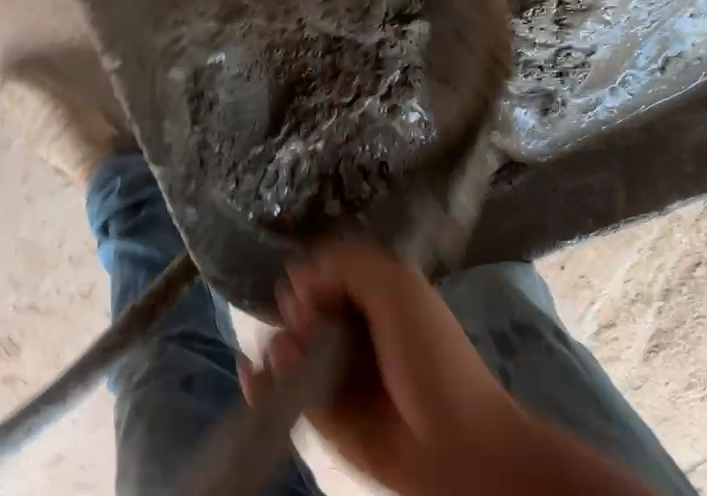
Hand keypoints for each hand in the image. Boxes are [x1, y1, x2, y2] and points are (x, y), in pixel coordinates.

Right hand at [239, 241, 526, 495]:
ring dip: (279, 347)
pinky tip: (254, 374)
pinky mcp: (323, 417)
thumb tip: (301, 274)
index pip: (328, 275)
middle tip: (304, 323)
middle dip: (294, 312)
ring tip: (289, 353)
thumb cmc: (432, 355)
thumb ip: (351, 265)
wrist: (451, 440)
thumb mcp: (400, 288)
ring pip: (290, 351)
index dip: (311, 278)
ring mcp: (338, 376)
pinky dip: (263, 383)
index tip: (306, 289)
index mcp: (378, 297)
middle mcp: (356, 333)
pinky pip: (284, 394)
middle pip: (304, 311)